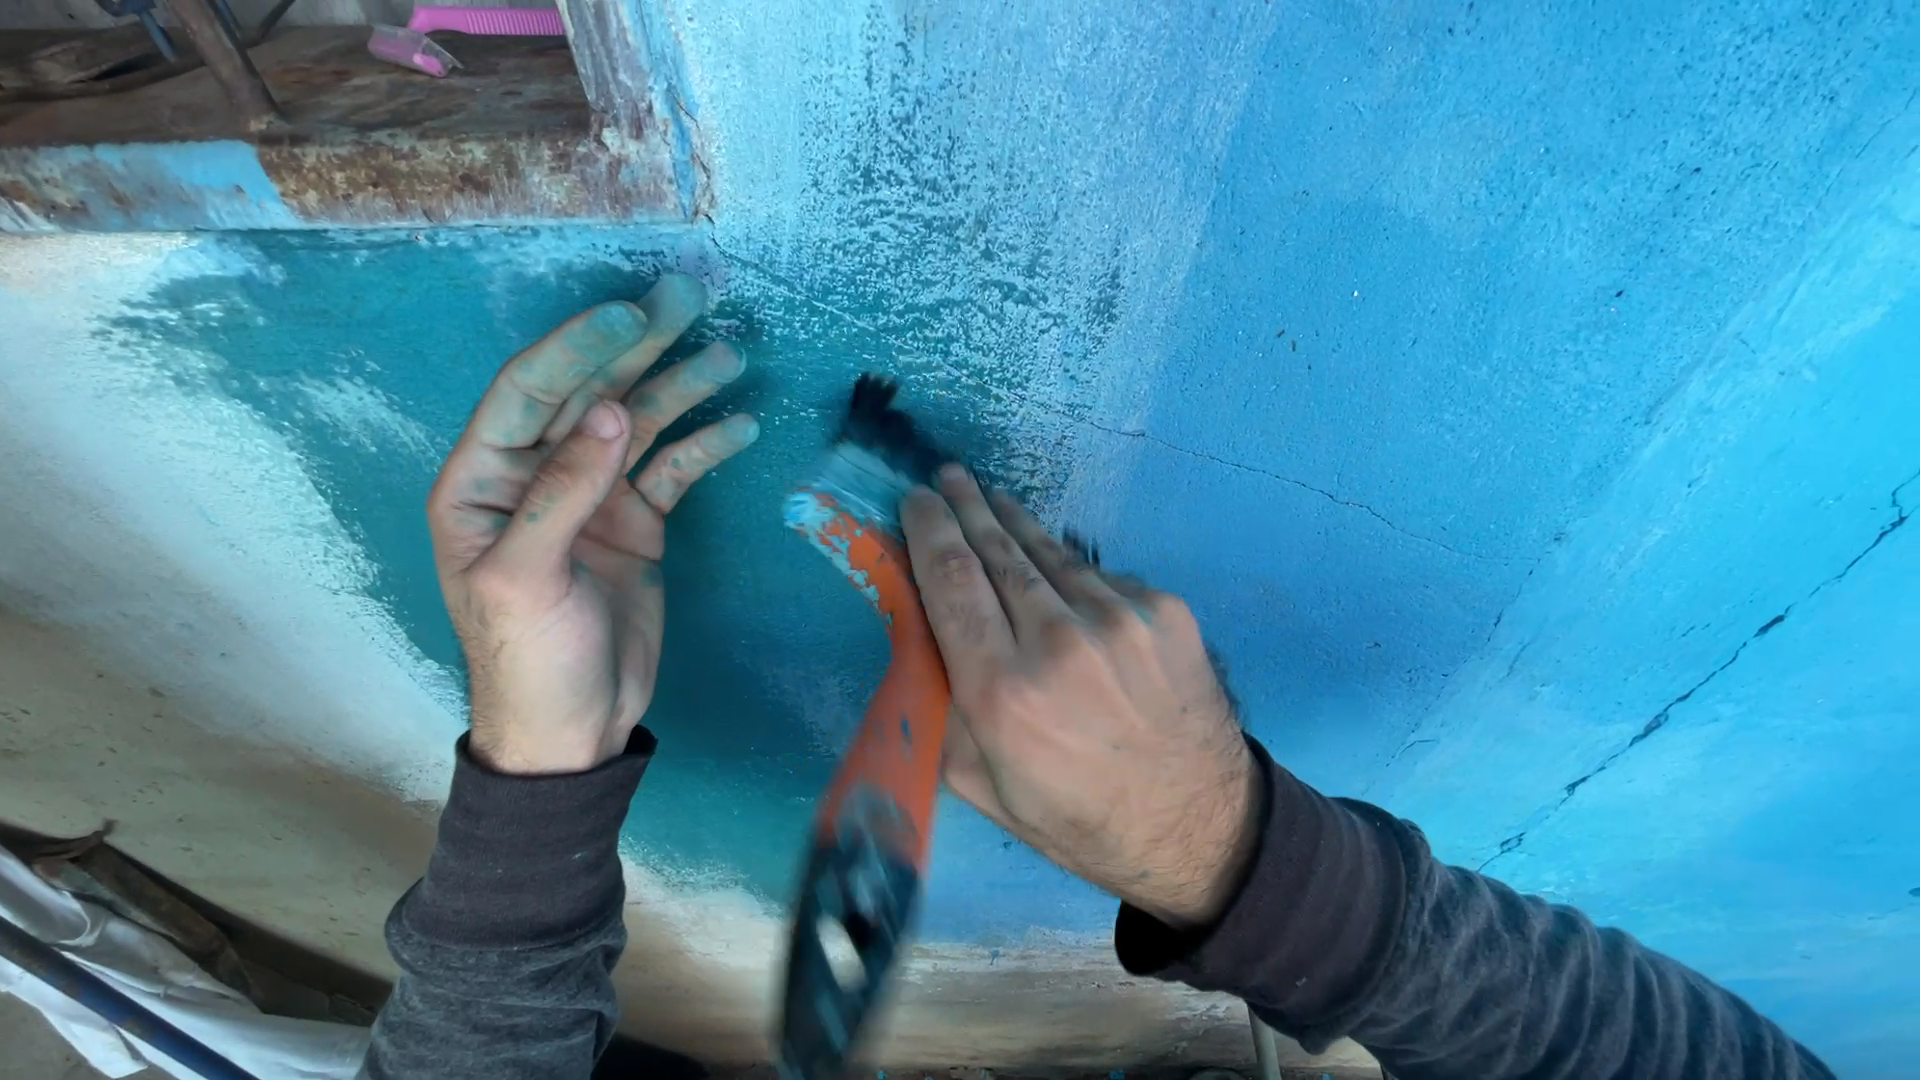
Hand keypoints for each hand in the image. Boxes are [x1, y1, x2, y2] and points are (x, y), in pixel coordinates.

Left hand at [427, 277, 758, 774]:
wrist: (575, 726)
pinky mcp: (639, 521)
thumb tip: (605, 413)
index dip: (577, 348)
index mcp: (484, 481)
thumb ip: (561, 494)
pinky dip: (706, 447)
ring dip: (684, 388)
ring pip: (641, 425)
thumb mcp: (525, 579)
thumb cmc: (528, 659)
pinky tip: (741, 426)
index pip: (529, 393)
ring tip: (731, 354)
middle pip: (592, 393)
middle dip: (639, 347)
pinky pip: (675, 471)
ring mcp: (595, 496)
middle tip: (688, 297)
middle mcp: (539, 474)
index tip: (631, 315)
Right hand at [900, 466, 1258, 927]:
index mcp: (1003, 691)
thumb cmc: (1075, 818)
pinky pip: (1100, 577)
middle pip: (998, 550)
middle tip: (947, 476)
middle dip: (966, 506)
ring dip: (1015, 521)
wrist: (1198, 826)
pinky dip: (1071, 573)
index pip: (950, 580)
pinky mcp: (1165, 610)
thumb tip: (928, 630)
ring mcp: (1121, 618)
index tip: (914, 499)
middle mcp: (1060, 641)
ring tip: (992, 498)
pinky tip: (1061, 578)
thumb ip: (944, 704)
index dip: (927, 529)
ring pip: (1050, 552)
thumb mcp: (980, 785)